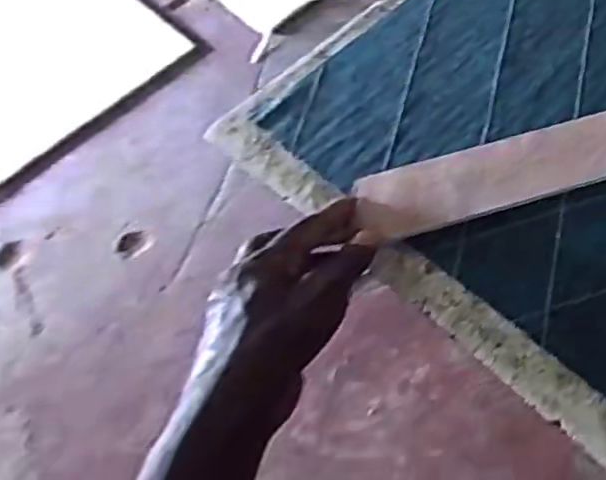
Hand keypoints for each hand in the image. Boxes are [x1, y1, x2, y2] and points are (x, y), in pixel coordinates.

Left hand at [142, 201, 376, 479]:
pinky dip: (297, 280)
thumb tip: (370, 234)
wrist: (235, 401)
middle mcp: (242, 275)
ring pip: (274, 267)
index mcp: (262, 262)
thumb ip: (350, 261)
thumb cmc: (284, 337)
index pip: (305, 227)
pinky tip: (314, 293)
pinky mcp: (238, 324)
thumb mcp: (327, 294)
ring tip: (338, 264)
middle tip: (344, 233)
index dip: (335, 214)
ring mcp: (235, 301)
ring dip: (306, 259)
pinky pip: (272, 288)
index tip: (359, 203)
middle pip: (279, 243)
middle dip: (313, 235)